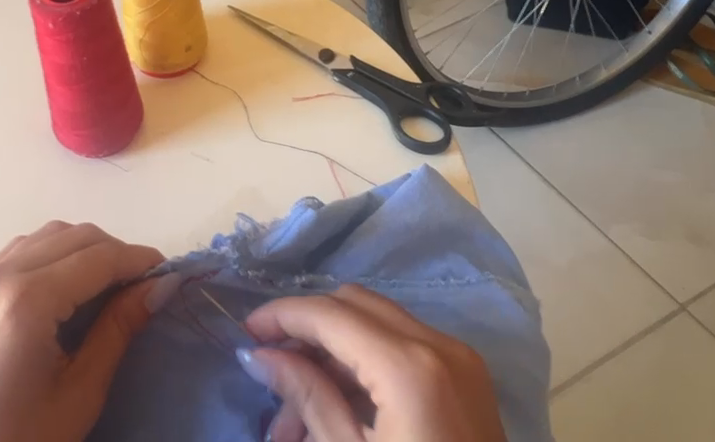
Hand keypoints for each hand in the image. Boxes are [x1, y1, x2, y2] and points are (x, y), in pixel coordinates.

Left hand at [0, 221, 176, 441]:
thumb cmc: (20, 441)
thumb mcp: (79, 392)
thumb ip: (118, 329)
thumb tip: (160, 286)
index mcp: (27, 300)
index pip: (98, 257)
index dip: (139, 260)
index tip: (169, 274)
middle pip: (74, 236)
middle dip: (115, 252)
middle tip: (143, 286)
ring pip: (47, 236)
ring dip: (84, 249)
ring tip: (109, 288)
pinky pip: (21, 251)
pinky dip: (53, 255)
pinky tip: (68, 289)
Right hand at [239, 285, 506, 441]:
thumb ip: (307, 397)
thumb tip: (259, 356)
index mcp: (409, 366)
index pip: (329, 314)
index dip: (282, 315)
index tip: (246, 331)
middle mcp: (438, 343)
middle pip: (353, 304)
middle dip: (308, 328)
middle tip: (271, 365)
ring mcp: (459, 357)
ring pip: (377, 323)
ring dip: (333, 350)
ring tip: (296, 410)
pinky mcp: (467, 377)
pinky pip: (404, 347)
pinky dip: (366, 362)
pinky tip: (337, 406)